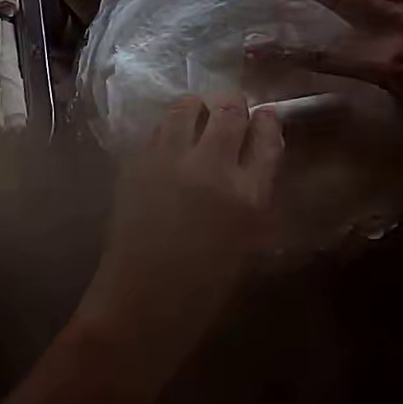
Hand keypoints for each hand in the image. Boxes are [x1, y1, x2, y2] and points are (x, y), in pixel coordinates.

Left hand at [71, 96, 284, 377]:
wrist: (144, 299)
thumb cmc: (204, 285)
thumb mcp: (247, 239)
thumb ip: (249, 194)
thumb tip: (246, 161)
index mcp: (249, 194)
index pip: (266, 138)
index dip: (267, 122)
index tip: (264, 116)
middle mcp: (212, 167)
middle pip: (228, 110)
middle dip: (232, 104)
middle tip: (229, 109)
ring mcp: (168, 160)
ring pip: (186, 107)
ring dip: (195, 108)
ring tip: (195, 117)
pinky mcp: (136, 162)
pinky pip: (156, 129)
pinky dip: (167, 127)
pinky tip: (168, 141)